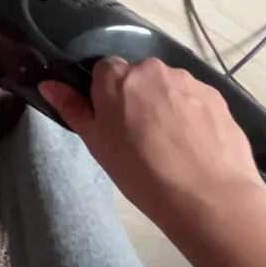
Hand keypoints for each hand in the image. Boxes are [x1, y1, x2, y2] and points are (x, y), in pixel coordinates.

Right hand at [40, 58, 265, 223]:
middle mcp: (151, 68)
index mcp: (116, 76)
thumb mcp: (96, 143)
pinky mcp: (218, 97)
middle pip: (138, 76)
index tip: (112, 121)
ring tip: (172, 144)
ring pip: (168, 86)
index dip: (106, 94)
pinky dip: (193, 115)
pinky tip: (195, 146)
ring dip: (166, 104)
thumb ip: (72, 107)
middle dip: (137, 96)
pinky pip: (196, 99)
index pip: (103, 70)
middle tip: (140, 135)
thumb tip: (47, 83)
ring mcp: (188, 80)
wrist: (209, 198)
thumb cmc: (141, 171)